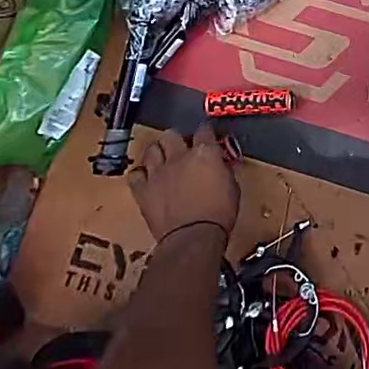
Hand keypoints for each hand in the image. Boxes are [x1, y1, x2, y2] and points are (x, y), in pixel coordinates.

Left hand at [128, 124, 239, 241]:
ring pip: (152, 149)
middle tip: (182, 146)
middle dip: (177, 138)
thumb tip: (222, 166)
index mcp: (204, 153)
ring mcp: (158, 172)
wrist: (194, 238)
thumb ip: (224, 171)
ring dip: (158, 152)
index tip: (206, 134)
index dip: (205, 131)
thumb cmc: (218, 216)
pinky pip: (136, 174)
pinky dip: (140, 174)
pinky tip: (146, 178)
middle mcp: (179, 157)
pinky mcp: (144, 190)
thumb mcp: (232, 189)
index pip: (203, 130)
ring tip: (162, 158)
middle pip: (172, 134)